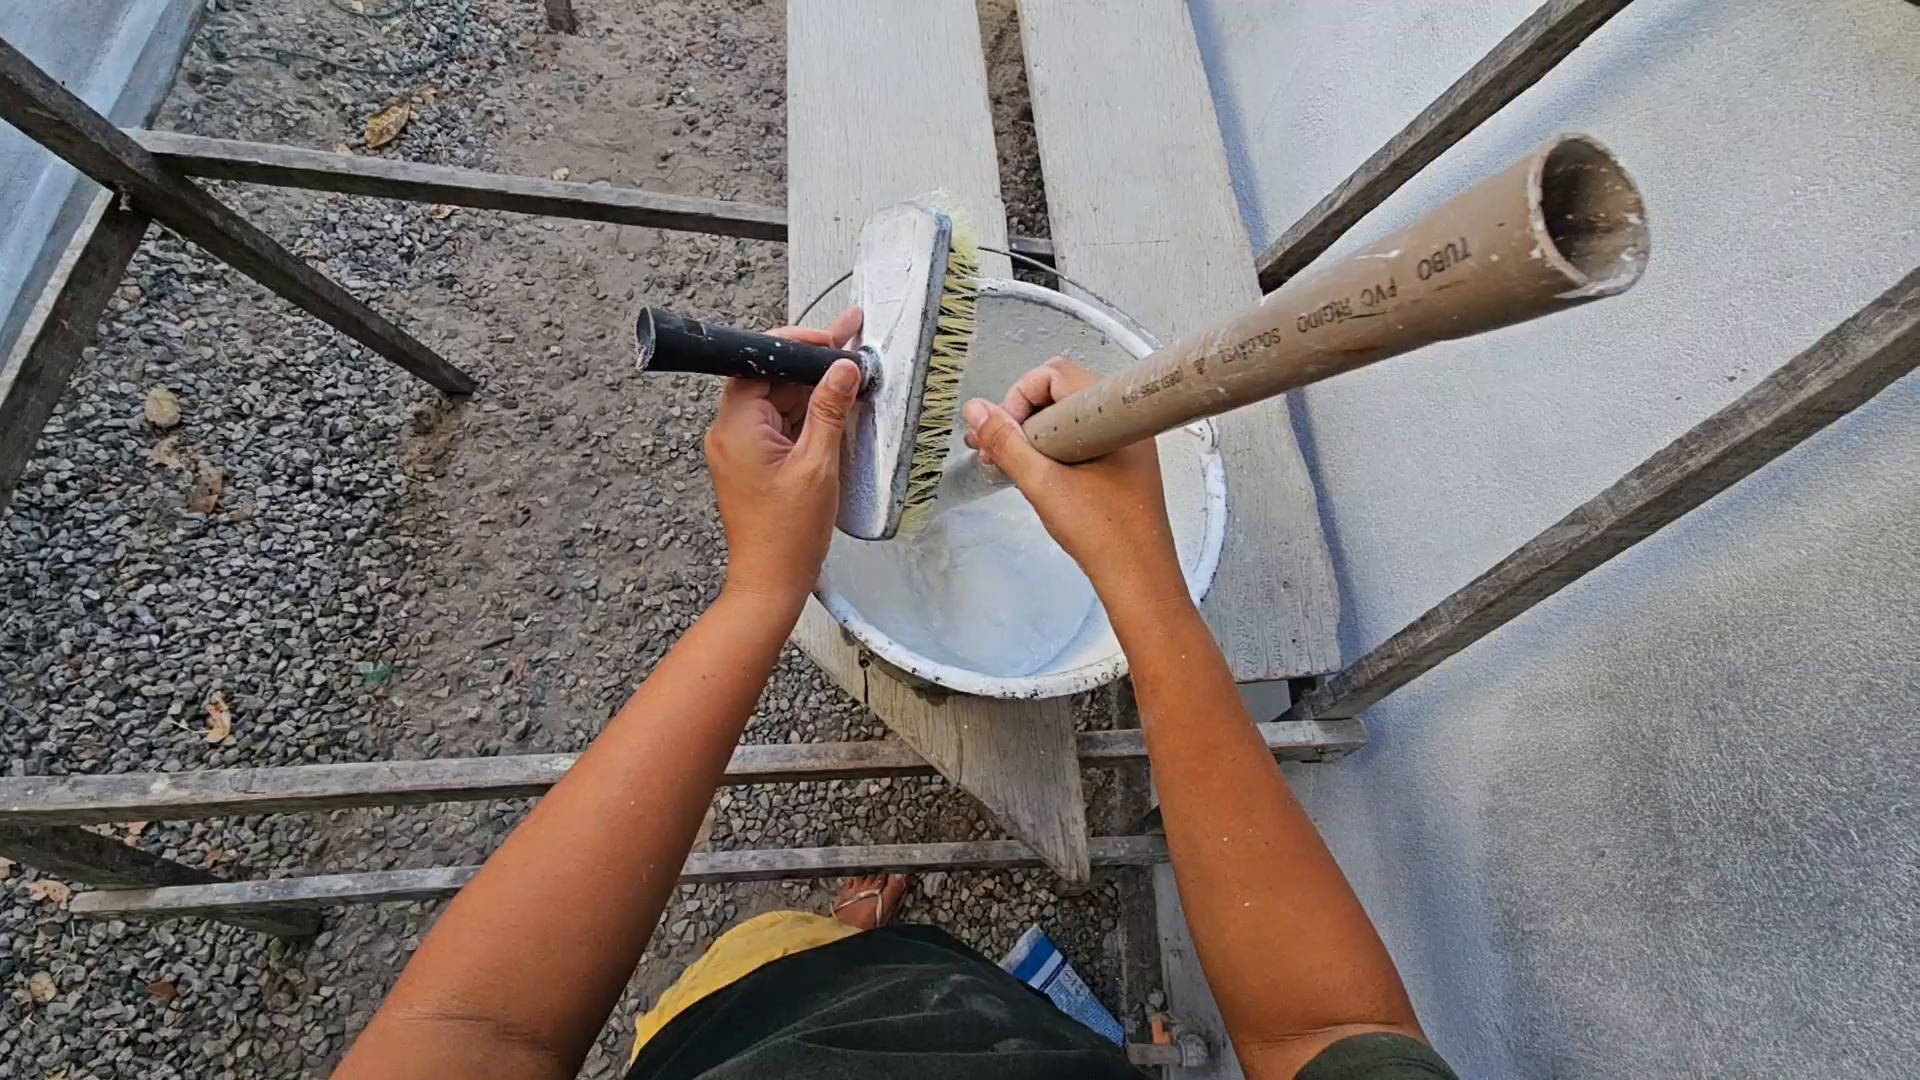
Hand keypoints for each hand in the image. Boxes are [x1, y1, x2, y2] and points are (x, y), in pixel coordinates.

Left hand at [706, 306, 862, 608]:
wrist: (772, 581)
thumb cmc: (789, 533)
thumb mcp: (818, 465)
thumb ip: (829, 411)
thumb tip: (843, 368)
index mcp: (737, 427)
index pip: (757, 363)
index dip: (795, 344)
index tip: (832, 336)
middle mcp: (731, 432)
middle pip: (769, 380)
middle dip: (811, 365)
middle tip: (852, 349)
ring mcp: (741, 447)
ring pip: (778, 402)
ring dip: (813, 391)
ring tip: (853, 377)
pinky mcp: (755, 462)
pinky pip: (780, 425)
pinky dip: (807, 416)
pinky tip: (837, 409)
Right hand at [961, 357, 1188, 607]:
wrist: (1137, 577)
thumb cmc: (1105, 535)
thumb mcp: (1041, 483)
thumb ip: (1005, 443)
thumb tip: (977, 411)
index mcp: (1111, 415)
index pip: (1055, 374)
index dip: (1019, 398)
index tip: (1002, 433)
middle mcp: (1122, 422)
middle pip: (1059, 393)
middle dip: (1021, 417)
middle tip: (997, 449)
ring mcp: (1123, 443)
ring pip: (1066, 419)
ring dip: (1032, 437)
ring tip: (1007, 464)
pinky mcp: (1119, 464)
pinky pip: (1078, 440)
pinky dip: (1051, 451)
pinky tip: (1033, 475)